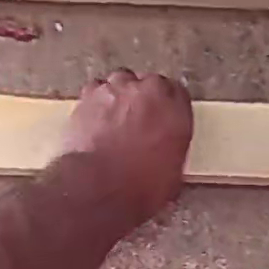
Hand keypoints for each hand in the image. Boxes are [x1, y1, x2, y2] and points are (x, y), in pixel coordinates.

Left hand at [58, 69, 193, 222]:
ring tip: (119, 123)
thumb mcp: (173, 176)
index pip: (179, 94)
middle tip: (143, 123)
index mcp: (176, 111)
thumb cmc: (140, 185)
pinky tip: (99, 123)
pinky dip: (99, 103)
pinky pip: (97, 90)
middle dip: (147, 100)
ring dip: (123, 98)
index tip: (168, 118)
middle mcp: (149, 92)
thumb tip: (167, 152)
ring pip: (123, 82)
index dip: (172, 107)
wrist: (102, 186)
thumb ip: (172, 149)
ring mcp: (117, 88)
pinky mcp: (90, 93)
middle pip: (151, 84)